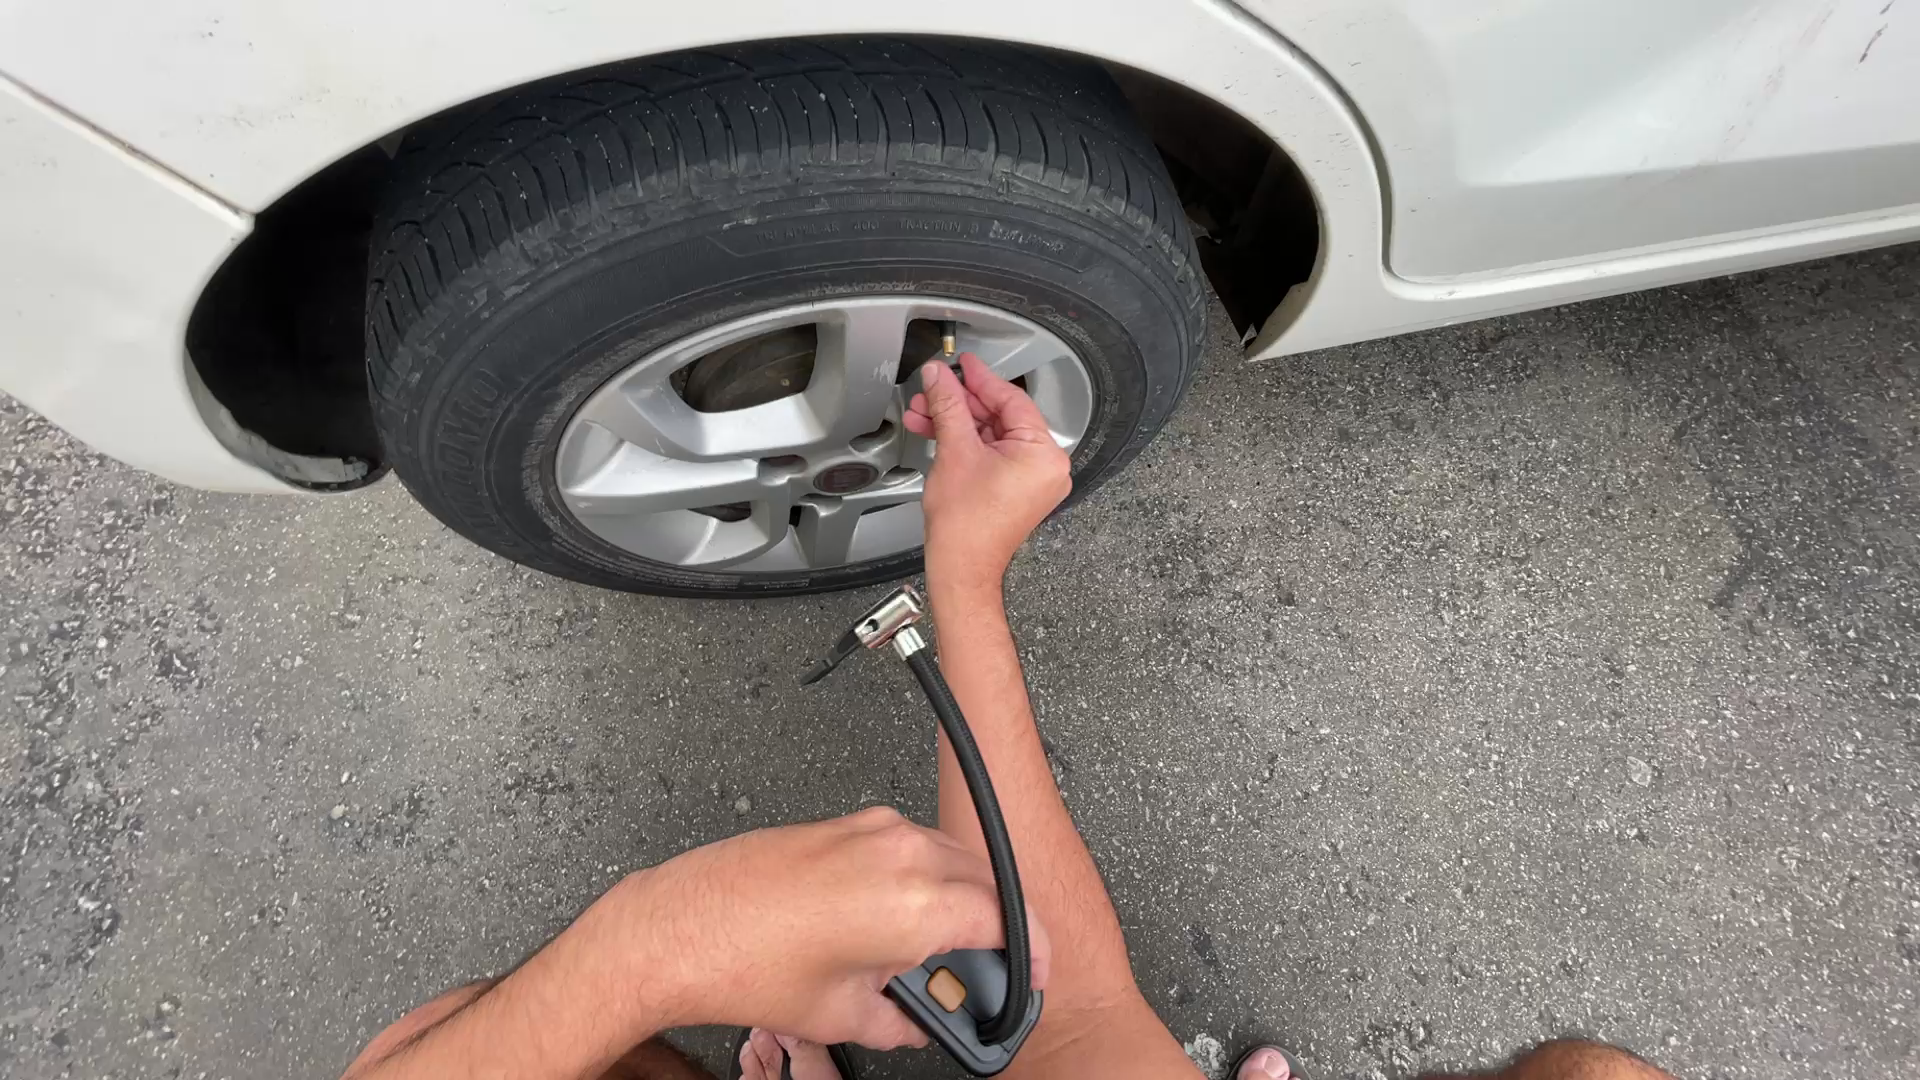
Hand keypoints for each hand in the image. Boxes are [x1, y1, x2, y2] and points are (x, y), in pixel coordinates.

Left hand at [605, 806, 1050, 1048]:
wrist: (684, 921)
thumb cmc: (748, 962)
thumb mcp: (839, 1013)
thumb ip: (900, 1017)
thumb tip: (917, 1016)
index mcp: (912, 901)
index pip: (1000, 916)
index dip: (1027, 947)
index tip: (1032, 968)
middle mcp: (901, 852)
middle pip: (984, 877)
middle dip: (1003, 918)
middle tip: (1000, 959)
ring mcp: (875, 829)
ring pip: (950, 855)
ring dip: (966, 893)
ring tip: (953, 942)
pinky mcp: (851, 822)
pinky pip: (913, 842)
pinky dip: (929, 873)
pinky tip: (910, 911)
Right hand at [904, 354, 1071, 587]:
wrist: (960, 567)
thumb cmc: (967, 526)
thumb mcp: (955, 451)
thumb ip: (948, 405)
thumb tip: (941, 377)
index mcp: (1044, 454)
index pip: (1012, 400)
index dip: (981, 379)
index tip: (964, 364)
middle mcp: (1046, 467)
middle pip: (1000, 417)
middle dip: (960, 404)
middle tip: (934, 389)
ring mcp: (1032, 480)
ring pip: (992, 436)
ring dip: (957, 424)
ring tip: (925, 414)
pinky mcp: (1017, 489)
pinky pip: (993, 455)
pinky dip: (967, 445)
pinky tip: (938, 433)